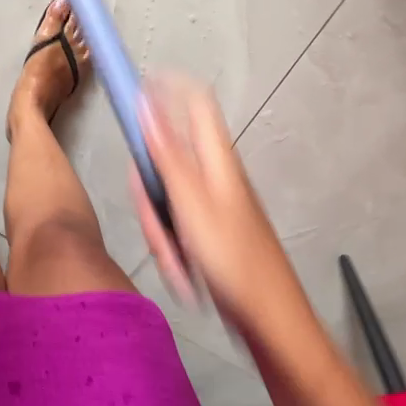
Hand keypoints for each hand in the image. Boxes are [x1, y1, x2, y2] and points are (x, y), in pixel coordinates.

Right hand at [132, 73, 297, 330]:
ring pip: (165, 197)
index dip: (168, 87)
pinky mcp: (209, 232)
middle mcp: (214, 175)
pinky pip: (175, 227)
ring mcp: (212, 205)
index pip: (194, 100)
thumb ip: (165, 150)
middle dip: (150, 193)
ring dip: (161, 229)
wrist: (270, 319)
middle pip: (166, 159)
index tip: (135, 92)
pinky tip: (185, 271)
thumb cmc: (233, 258)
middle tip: (156, 223)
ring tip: (176, 258)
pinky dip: (172, 247)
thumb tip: (146, 99)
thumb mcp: (190, 201)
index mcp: (216, 158)